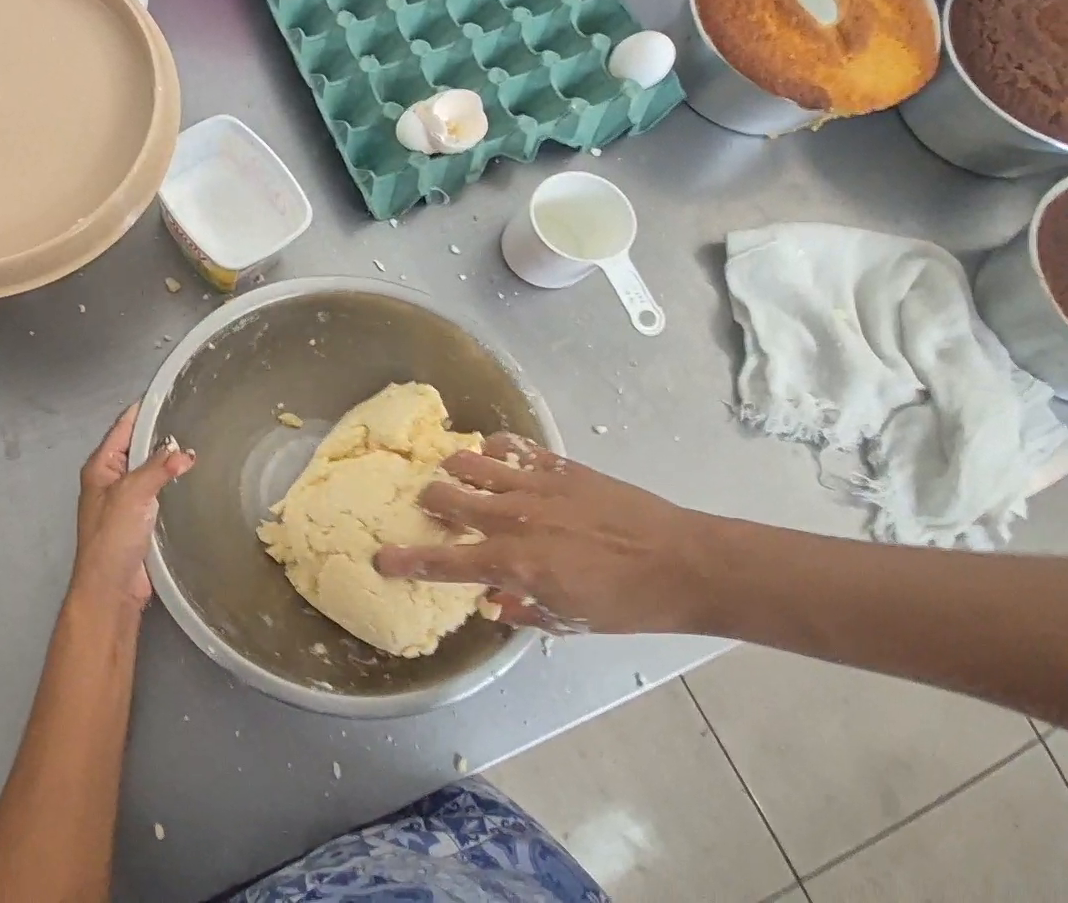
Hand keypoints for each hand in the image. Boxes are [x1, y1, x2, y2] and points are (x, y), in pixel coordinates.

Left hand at [73, 405, 195, 608]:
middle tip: (194, 417)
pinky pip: (158, 493)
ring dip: (169, 461)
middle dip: (161, 435)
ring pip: (150, 471)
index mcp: (100, 466)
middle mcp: (110, 479)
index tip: (168, 393)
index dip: (143, 410)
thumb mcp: (132, 493)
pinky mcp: (140, 520)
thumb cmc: (113, 535)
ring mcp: (125, 501)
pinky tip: (193, 479)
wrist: (111, 587)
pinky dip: (173, 484)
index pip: (122, 427)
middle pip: (138, 447)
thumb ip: (158, 468)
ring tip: (200, 442)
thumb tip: (184, 452)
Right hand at [373, 434, 715, 634]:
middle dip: (428, 504)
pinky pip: (512, 447)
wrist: (687, 564)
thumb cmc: (627, 603)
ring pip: (469, 463)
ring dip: (454, 471)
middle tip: (429, 509)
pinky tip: (496, 458)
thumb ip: (521, 608)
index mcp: (512, 563)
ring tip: (456, 477)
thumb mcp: (568, 621)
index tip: (381, 559)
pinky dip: (494, 450)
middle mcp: (513, 519)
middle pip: (445, 498)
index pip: (442, 562)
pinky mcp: (559, 466)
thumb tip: (494, 598)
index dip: (405, 562)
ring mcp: (535, 487)